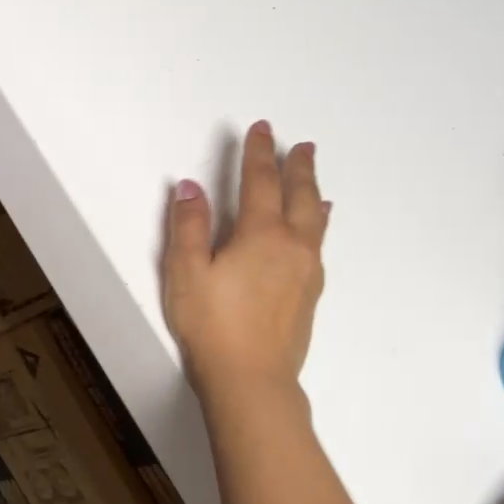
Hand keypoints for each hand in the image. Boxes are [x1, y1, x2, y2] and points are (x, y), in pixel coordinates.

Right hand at [162, 121, 329, 401]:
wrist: (250, 374)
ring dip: (311, 192)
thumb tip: (189, 186)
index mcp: (261, 236)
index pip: (261, 183)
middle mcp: (293, 246)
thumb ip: (189, 226)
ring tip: (314, 178)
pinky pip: (318, 242)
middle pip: (299, 196)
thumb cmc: (210, 321)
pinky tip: (314, 227)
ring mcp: (307, 270)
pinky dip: (317, 221)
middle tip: (301, 144)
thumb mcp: (185, 271)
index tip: (261, 129)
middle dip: (297, 167)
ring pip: (315, 220)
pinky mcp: (309, 292)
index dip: (259, 154)